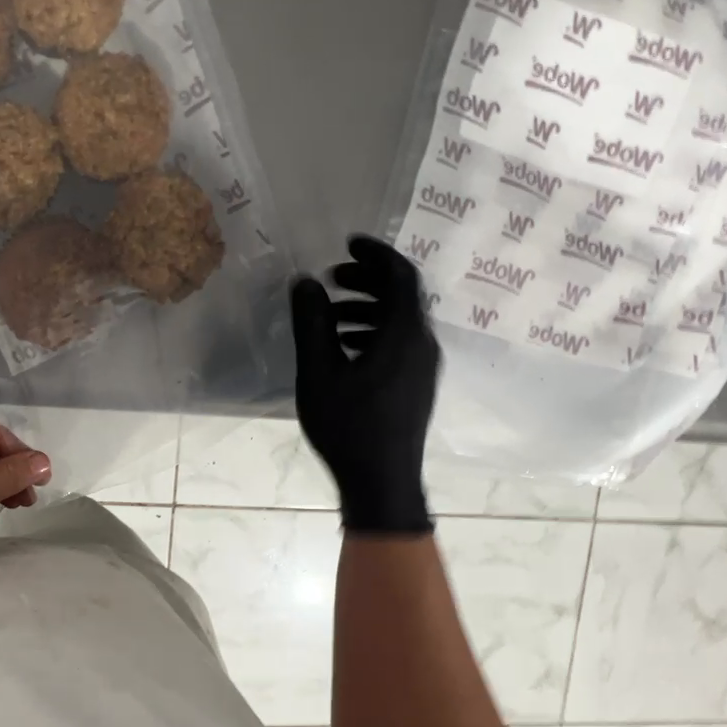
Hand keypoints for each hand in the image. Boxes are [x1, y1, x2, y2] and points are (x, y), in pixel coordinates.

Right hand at [290, 237, 439, 533]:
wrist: (382, 483)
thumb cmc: (349, 427)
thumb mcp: (319, 373)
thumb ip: (312, 324)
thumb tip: (304, 283)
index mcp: (404, 335)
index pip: (400, 276)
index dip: (375, 254)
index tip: (347, 244)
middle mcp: (422, 345)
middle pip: (402, 296)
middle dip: (367, 279)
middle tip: (331, 277)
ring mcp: (422, 368)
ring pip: (399, 321)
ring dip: (366, 307)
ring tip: (329, 313)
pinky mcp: (415, 387)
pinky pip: (399, 343)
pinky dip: (372, 332)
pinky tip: (343, 348)